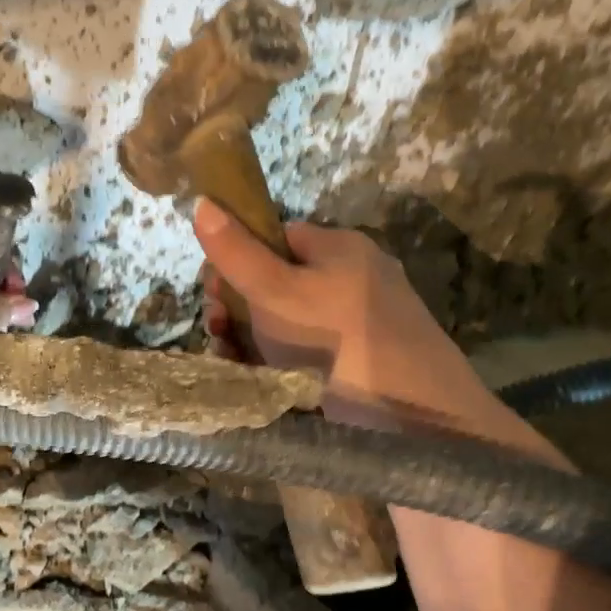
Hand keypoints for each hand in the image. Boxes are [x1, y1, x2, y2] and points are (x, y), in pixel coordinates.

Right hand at [193, 198, 555, 457]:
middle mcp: (348, 276)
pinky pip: (298, 349)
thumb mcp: (273, 291)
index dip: (235, 261)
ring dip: (245, 337)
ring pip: (279, 320)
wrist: (407, 410)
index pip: (272, 237)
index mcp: (337, 247)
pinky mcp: (352, 357)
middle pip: (271, 281)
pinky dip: (271, 360)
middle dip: (234, 307)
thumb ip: (235, 252)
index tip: (214, 293)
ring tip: (232, 360)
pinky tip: (254, 377)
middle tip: (217, 332)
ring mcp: (352, 319)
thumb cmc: (334, 338)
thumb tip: (202, 201)